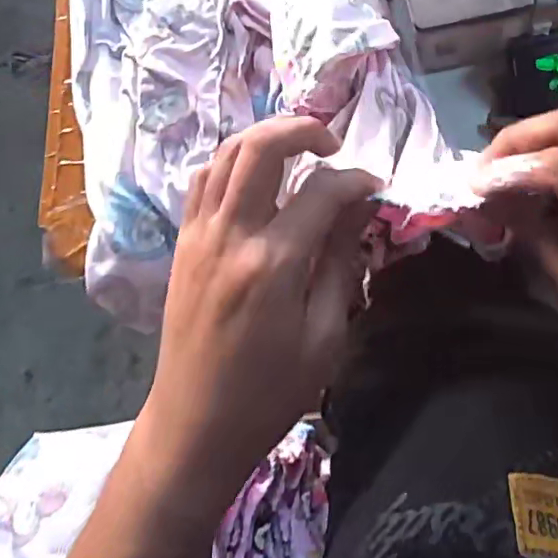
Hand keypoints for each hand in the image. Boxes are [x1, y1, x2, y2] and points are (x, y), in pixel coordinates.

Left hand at [134, 117, 378, 495]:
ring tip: (298, 149)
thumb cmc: (270, 392)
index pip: (321, 191)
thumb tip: (360, 205)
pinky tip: (257, 176)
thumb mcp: (326, 335)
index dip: (355, 180)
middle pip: (260, 147)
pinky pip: (204, 178)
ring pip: (227, 153)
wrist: (193, 427)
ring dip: (266, 137)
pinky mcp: (182, 241)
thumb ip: (342, 260)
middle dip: (303, 129)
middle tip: (332, 144)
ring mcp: (199, 234)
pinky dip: (233, 160)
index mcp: (272, 264)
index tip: (374, 187)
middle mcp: (230, 235)